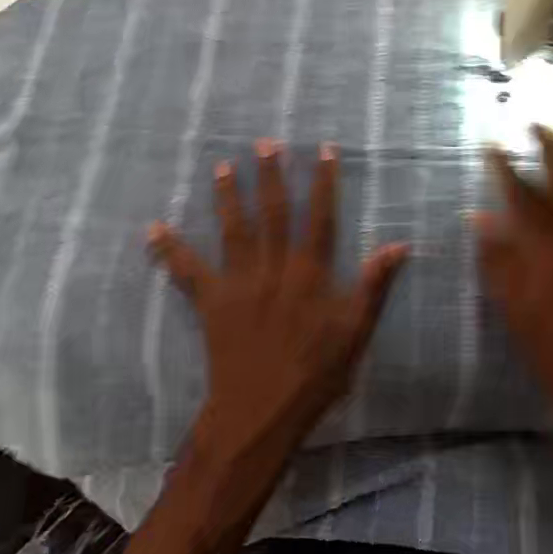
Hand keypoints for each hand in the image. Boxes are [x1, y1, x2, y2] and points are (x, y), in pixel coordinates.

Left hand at [150, 140, 410, 459]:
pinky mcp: (212, 301)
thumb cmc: (316, 374)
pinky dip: (170, 251)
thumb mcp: (356, 332)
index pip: (320, 218)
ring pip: (234, 230)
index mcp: (309, 274)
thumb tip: (398, 245)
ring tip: (222, 167)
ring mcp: (239, 282)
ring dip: (228, 197)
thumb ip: (373, 286)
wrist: (263, 410)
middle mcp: (273, 268)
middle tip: (265, 142)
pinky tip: (154, 229)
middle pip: (273, 214)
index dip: (323, 182)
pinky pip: (188, 272)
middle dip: (270, 176)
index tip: (323, 150)